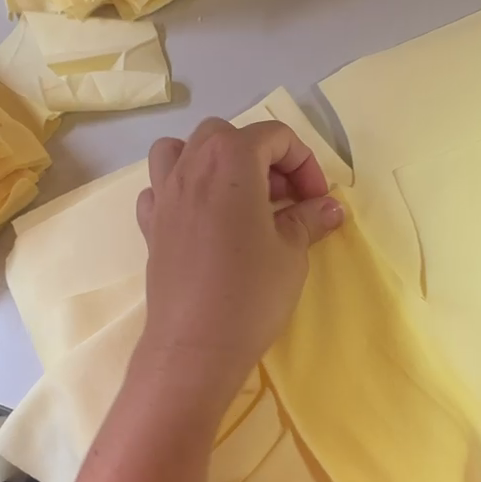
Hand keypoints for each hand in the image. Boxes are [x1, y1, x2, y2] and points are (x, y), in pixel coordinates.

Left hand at [134, 117, 344, 398]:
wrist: (196, 346)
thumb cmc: (252, 293)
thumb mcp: (292, 253)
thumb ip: (309, 220)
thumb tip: (330, 208)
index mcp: (231, 161)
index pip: (274, 137)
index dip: (304, 163)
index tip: (317, 199)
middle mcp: (192, 166)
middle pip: (227, 135)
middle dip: (262, 157)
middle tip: (285, 199)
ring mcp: (163, 194)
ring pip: (182, 150)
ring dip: (213, 162)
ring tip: (237, 196)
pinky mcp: (150, 225)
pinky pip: (161, 188)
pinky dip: (183, 192)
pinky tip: (202, 220)